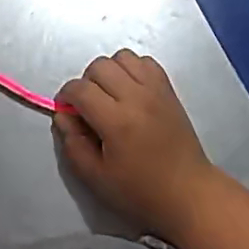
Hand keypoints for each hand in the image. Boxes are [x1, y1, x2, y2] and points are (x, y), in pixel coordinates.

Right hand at [54, 50, 227, 242]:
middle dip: (85, 82)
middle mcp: (136, 96)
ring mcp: (154, 87)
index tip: (66, 109)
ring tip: (110, 94)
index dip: (66, 95)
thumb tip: (62, 115)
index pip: (81, 89)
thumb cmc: (139, 191)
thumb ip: (73, 145)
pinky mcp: (167, 86)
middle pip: (99, 66)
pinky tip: (130, 89)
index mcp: (117, 121)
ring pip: (122, 57)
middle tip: (88, 105)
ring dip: (109, 71)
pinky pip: (145, 60)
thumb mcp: (97, 178)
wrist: (186, 191)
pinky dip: (132, 68)